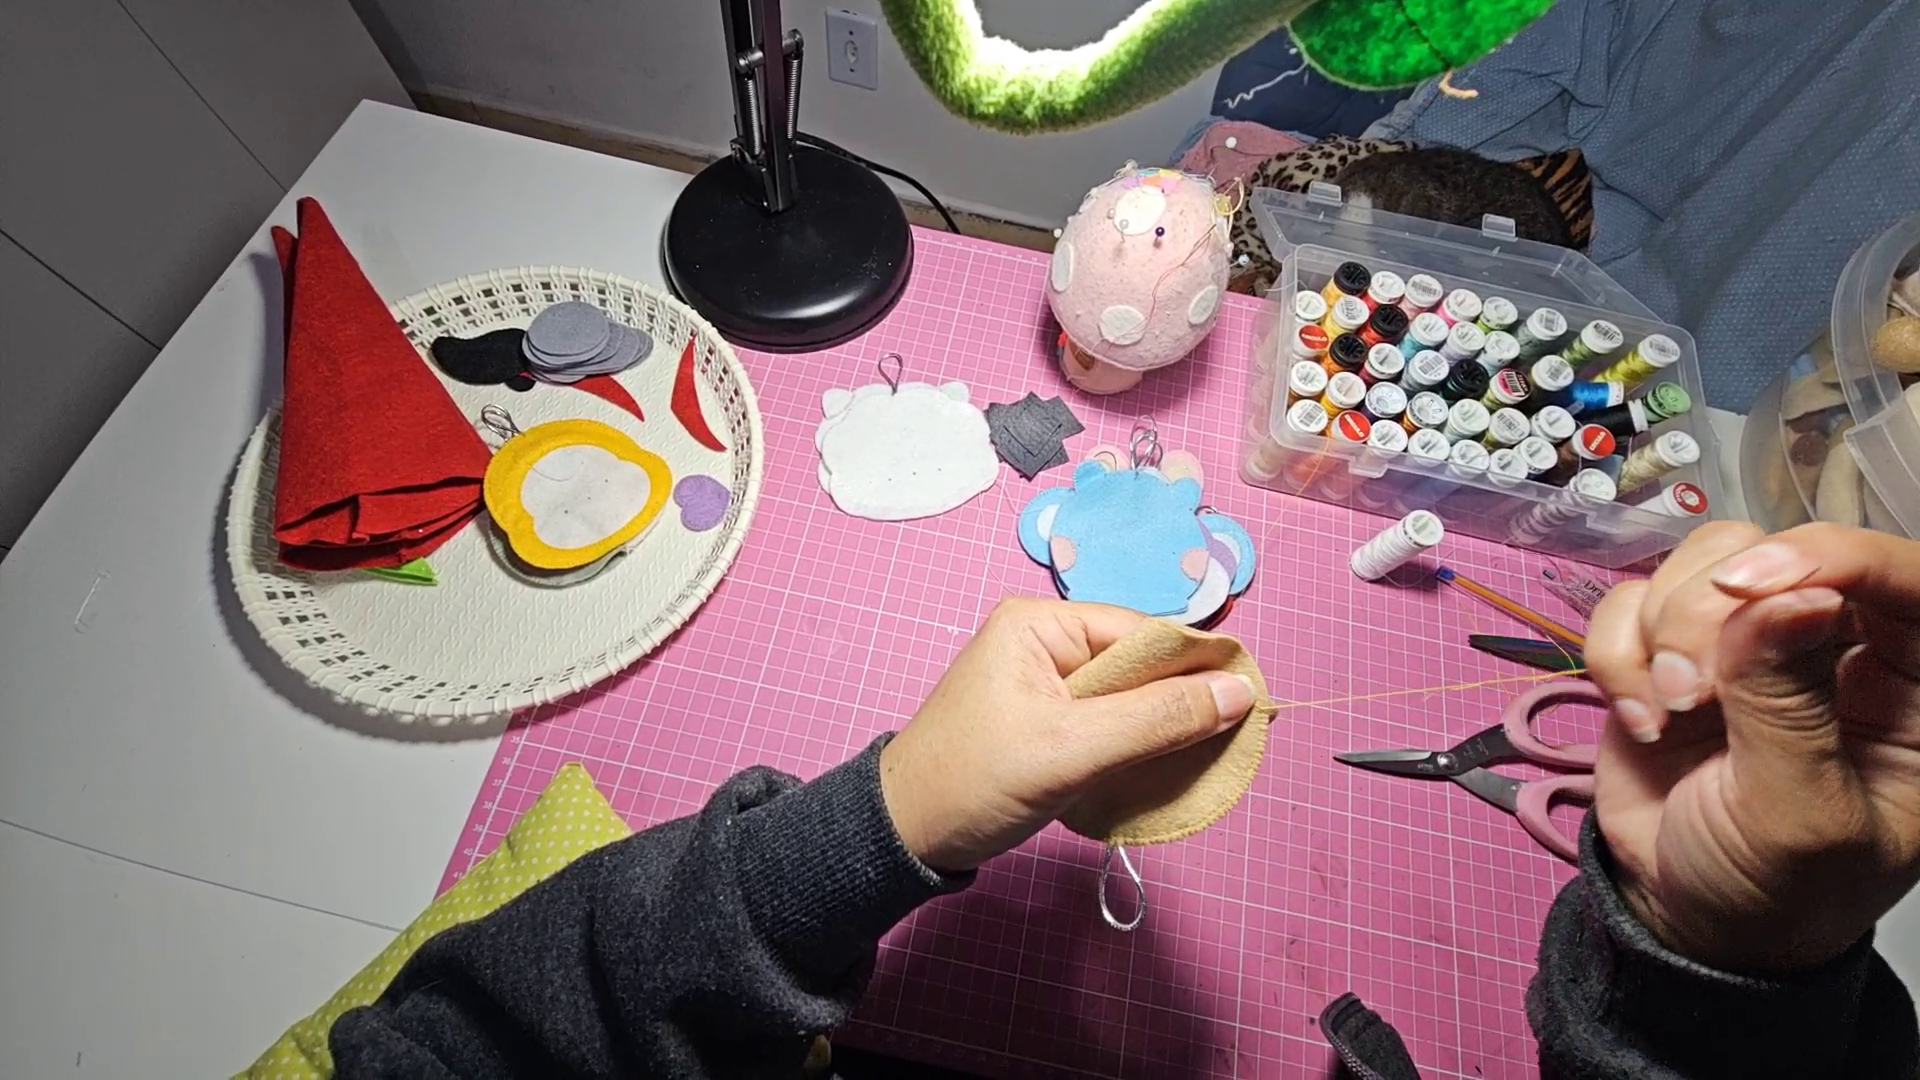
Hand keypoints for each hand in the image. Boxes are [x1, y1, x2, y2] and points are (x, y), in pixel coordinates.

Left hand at [879, 599, 1254, 872]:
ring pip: (1125, 693)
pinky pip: (1106, 718)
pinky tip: (1163, 764)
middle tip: (1233, 737)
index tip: (1248, 700)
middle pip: (1135, 661)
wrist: (909, 833)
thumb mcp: (1072, 748)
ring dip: (1159, 724)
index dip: (1194, 664)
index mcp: (1039, 623)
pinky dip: (1134, 740)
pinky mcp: (1045, 716)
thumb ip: (1156, 719)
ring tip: (1205, 756)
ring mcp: (1043, 679)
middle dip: (1178, 699)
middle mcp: (1043, 640)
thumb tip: (1237, 689)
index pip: (1138, 631)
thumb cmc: (978, 779)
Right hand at [1586, 521, 1919, 972]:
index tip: (1744, 586)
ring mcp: (1728, 646)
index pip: (1896, 576)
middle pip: (1755, 553)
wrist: (1682, 902)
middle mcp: (1821, 646)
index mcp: (1908, 686)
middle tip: (1689, 696)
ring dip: (1650, 638)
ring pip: (1678, 571)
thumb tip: (1788, 600)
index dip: (1825, 556)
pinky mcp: (1652, 655)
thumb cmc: (1777, 879)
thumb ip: (1789, 707)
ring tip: (1662, 713)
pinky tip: (1635, 714)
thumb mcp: (1797, 810)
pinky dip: (1609, 657)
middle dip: (1702, 615)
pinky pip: (1617, 610)